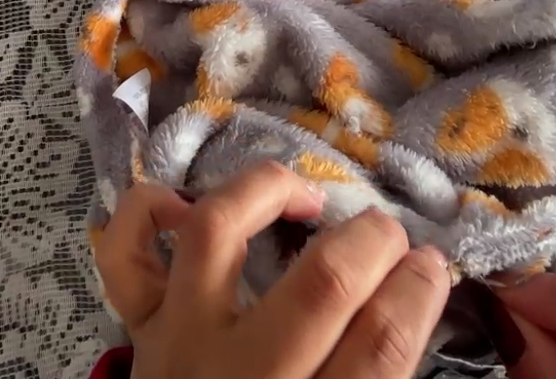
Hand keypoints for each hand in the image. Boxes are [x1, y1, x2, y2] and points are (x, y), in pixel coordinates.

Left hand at [94, 161, 452, 378]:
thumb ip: (371, 375)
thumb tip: (419, 293)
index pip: (376, 351)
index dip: (416, 294)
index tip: (432, 264)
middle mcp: (239, 376)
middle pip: (317, 289)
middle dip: (368, 243)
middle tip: (388, 230)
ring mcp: (177, 342)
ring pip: (214, 235)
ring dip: (267, 194)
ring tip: (306, 196)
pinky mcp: (137, 327)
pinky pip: (123, 254)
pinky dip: (147, 211)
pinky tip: (189, 204)